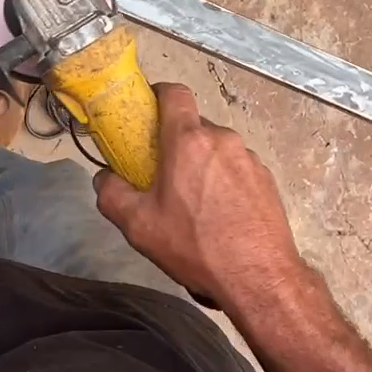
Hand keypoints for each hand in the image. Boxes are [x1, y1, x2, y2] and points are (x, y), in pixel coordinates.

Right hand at [93, 83, 305, 308]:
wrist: (260, 279)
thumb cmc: (195, 246)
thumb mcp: (138, 226)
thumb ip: (112, 195)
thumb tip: (104, 179)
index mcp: (188, 140)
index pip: (174, 92)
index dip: (158, 94)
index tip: (146, 112)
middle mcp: (222, 139)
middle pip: (193, 126)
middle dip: (176, 143)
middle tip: (163, 176)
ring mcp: (249, 158)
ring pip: (216, 149)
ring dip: (201, 165)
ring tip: (194, 204)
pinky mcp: (267, 180)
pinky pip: (237, 169)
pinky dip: (224, 182)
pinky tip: (221, 216)